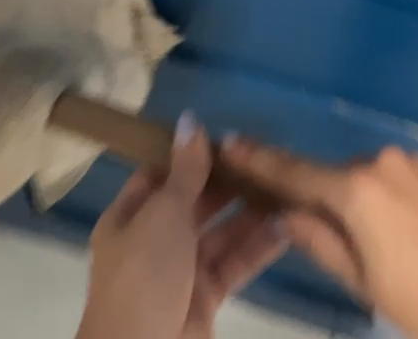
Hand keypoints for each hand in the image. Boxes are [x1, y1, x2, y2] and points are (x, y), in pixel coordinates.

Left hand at [76, 114, 287, 338]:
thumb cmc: (144, 276)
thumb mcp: (164, 214)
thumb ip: (186, 169)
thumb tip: (190, 119)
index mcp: (130, 218)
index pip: (161, 174)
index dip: (191, 154)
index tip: (230, 133)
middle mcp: (153, 242)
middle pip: (195, 202)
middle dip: (229, 183)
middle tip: (270, 157)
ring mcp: (179, 272)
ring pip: (220, 232)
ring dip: (250, 213)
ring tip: (288, 187)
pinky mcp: (204, 299)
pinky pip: (234, 263)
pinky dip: (258, 247)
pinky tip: (288, 226)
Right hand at [220, 140, 417, 338]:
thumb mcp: (363, 279)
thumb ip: (320, 240)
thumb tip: (287, 216)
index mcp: (358, 190)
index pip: (296, 173)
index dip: (260, 162)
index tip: (230, 143)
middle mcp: (385, 163)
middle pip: (339, 177)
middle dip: (329, 200)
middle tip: (330, 237)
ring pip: (374, 177)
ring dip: (366, 201)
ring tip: (384, 246)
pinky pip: (404, 179)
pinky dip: (396, 199)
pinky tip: (412, 234)